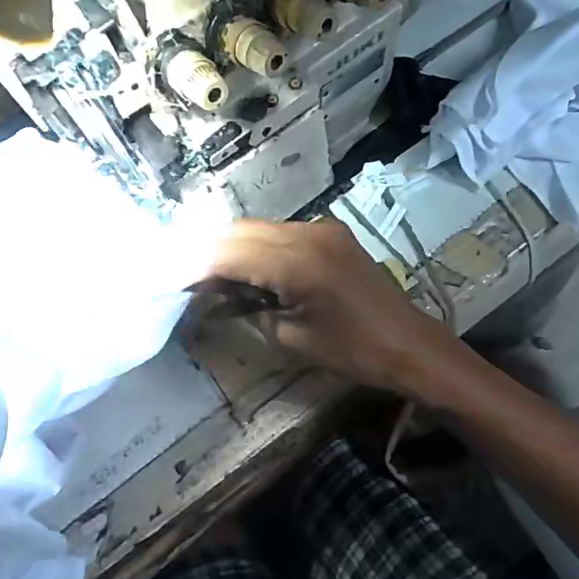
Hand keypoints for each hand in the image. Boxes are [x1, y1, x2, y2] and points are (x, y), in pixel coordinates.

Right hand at [206, 219, 467, 394]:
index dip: (194, 265)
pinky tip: (242, 267)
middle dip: (206, 251)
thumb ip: (246, 308)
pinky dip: (255, 246)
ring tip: (206, 274)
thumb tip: (213, 294)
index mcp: (297, 262)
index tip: (168, 279)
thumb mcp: (289, 337)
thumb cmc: (351, 351)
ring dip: (229, 247)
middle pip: (240, 231)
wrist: (410, 344)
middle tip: (181, 275)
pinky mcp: (329, 232)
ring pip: (258, 228)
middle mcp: (307, 233)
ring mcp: (321, 228)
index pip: (229, 253)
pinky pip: (280, 232)